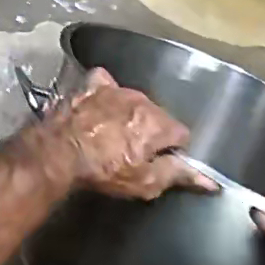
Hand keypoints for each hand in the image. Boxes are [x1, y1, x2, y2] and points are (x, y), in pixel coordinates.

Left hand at [41, 68, 215, 199]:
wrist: (57, 152)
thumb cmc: (103, 170)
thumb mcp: (146, 181)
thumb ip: (178, 174)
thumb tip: (207, 179)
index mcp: (157, 123)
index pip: (181, 134)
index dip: (173, 149)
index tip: (161, 160)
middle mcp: (137, 99)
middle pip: (156, 114)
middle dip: (150, 130)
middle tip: (133, 149)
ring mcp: (110, 89)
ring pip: (131, 99)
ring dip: (127, 112)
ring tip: (113, 131)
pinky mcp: (87, 86)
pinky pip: (102, 83)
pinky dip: (104, 91)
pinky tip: (99, 104)